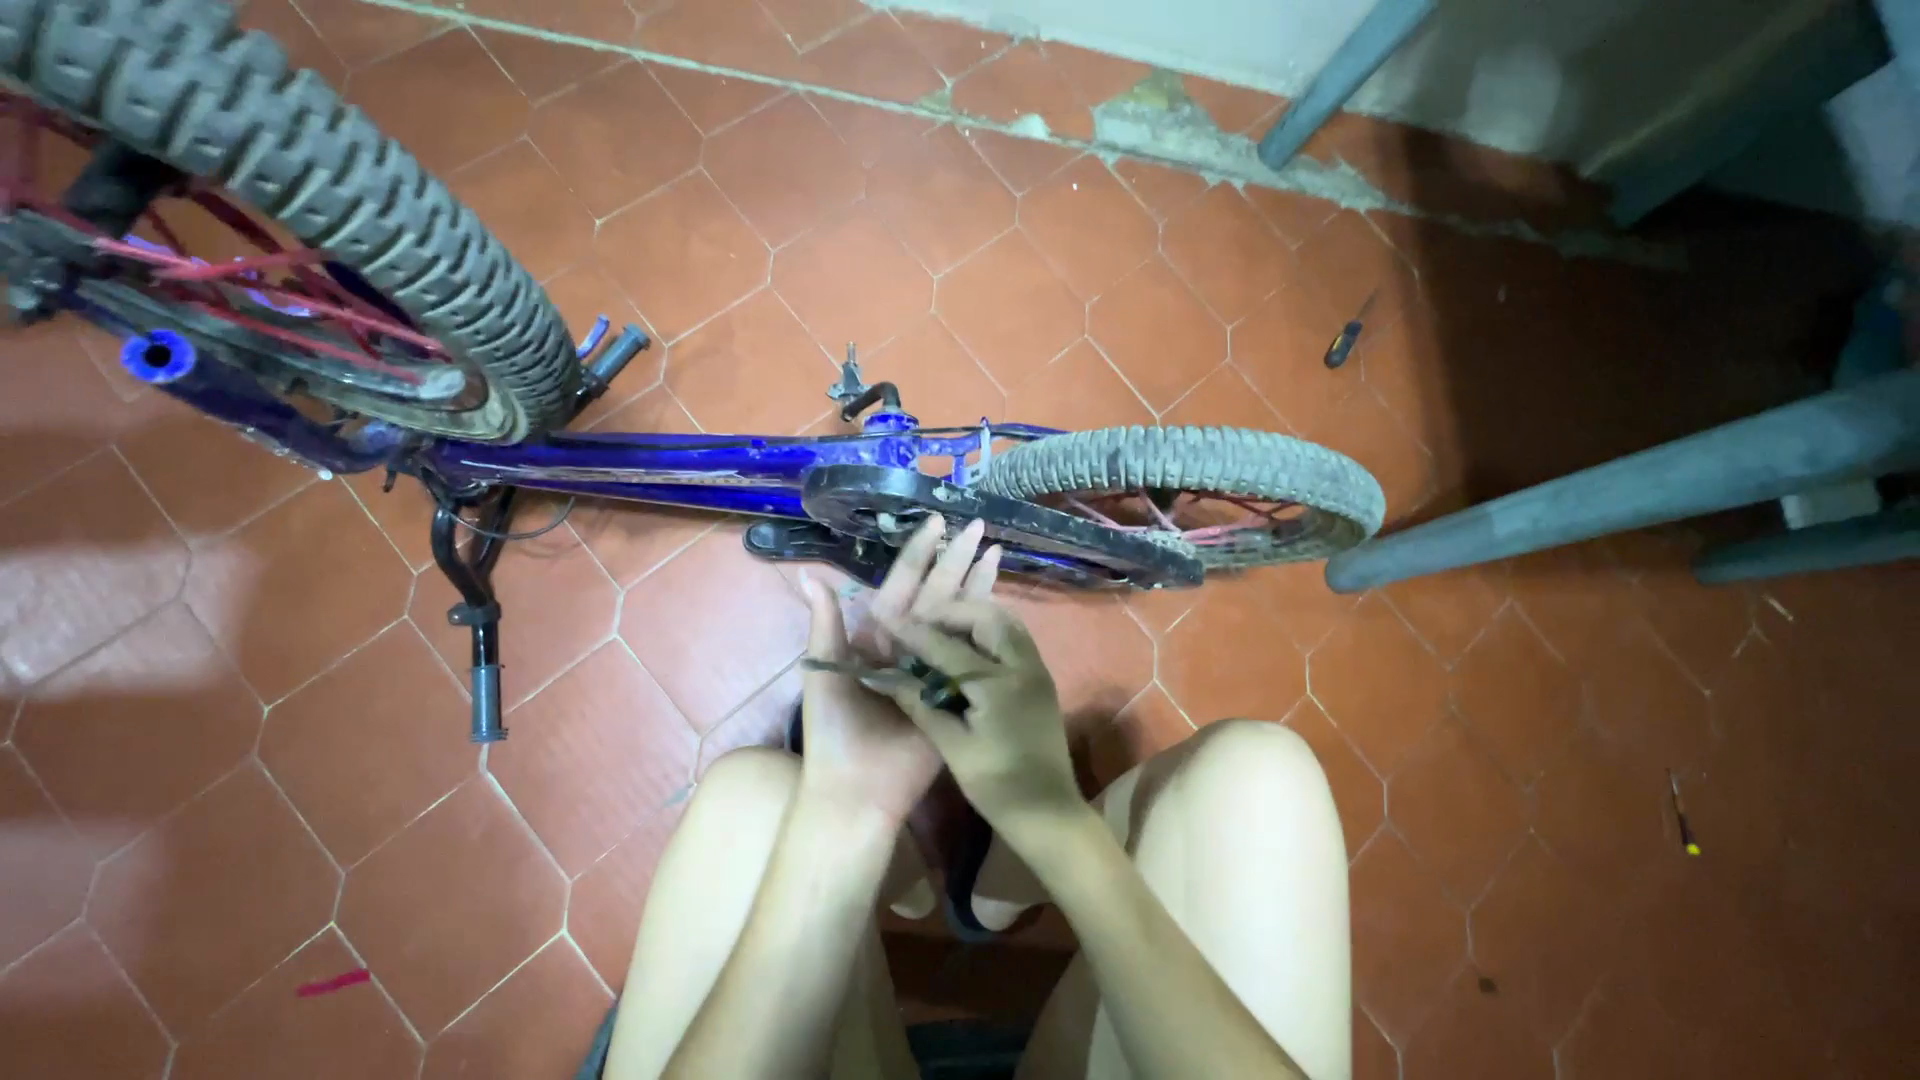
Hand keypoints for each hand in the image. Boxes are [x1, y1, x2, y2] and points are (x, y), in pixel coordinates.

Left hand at [796, 515, 1000, 824]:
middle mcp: (908, 643)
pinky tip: (1002, 600)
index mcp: (877, 635)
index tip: (937, 521)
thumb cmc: (834, 731)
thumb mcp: (823, 672)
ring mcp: (934, 665)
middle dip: (956, 558)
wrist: (857, 788)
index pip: (902, 582)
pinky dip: (987, 626)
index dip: (919, 552)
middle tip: (978, 525)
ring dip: (977, 583)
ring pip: (959, 615)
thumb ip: (826, 625)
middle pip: (937, 592)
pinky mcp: (955, 690)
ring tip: (995, 551)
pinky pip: (972, 652)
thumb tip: (809, 576)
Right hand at [873, 600, 1083, 837]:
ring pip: (1005, 623)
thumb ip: (921, 706)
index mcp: (998, 686)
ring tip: (941, 630)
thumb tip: (887, 678)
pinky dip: (990, 632)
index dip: (915, 633)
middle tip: (920, 623)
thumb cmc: (997, 786)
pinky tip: (968, 647)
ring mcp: (1037, 671)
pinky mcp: (1042, 680)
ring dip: (973, 619)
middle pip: (985, 618)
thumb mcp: (953, 748)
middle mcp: (1022, 667)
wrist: (1049, 812)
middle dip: (950, 613)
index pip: (949, 647)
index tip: (889, 622)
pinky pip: (1015, 639)